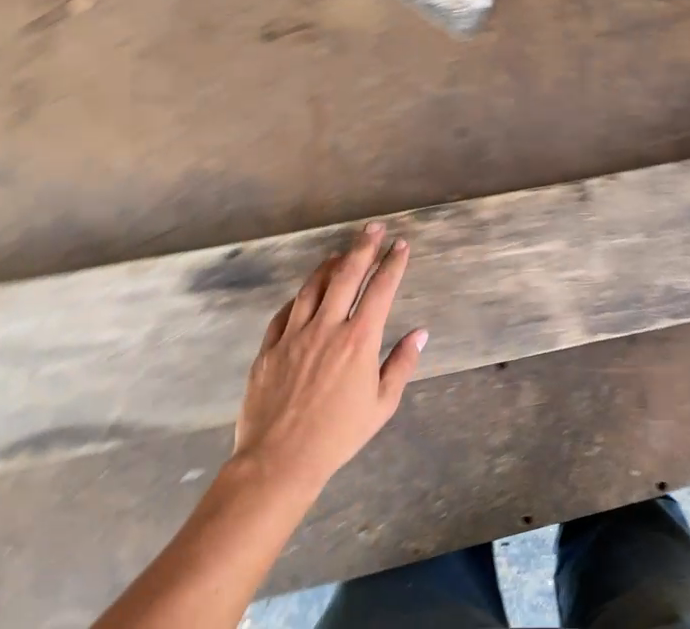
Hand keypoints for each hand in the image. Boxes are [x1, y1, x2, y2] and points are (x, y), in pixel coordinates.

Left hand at [231, 222, 427, 493]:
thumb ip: (401, 364)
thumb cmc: (339, 435)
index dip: (393, 263)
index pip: (381, 289)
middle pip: (346, 275)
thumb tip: (420, 334)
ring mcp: (294, 336)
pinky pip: (285, 312)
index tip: (402, 245)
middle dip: (363, 247)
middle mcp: (327, 328)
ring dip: (329, 265)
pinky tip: (306, 292)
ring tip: (341, 252)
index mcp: (359, 340)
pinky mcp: (269, 349)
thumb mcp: (382, 404)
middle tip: (373, 228)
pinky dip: (300, 296)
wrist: (279, 460)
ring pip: (312, 287)